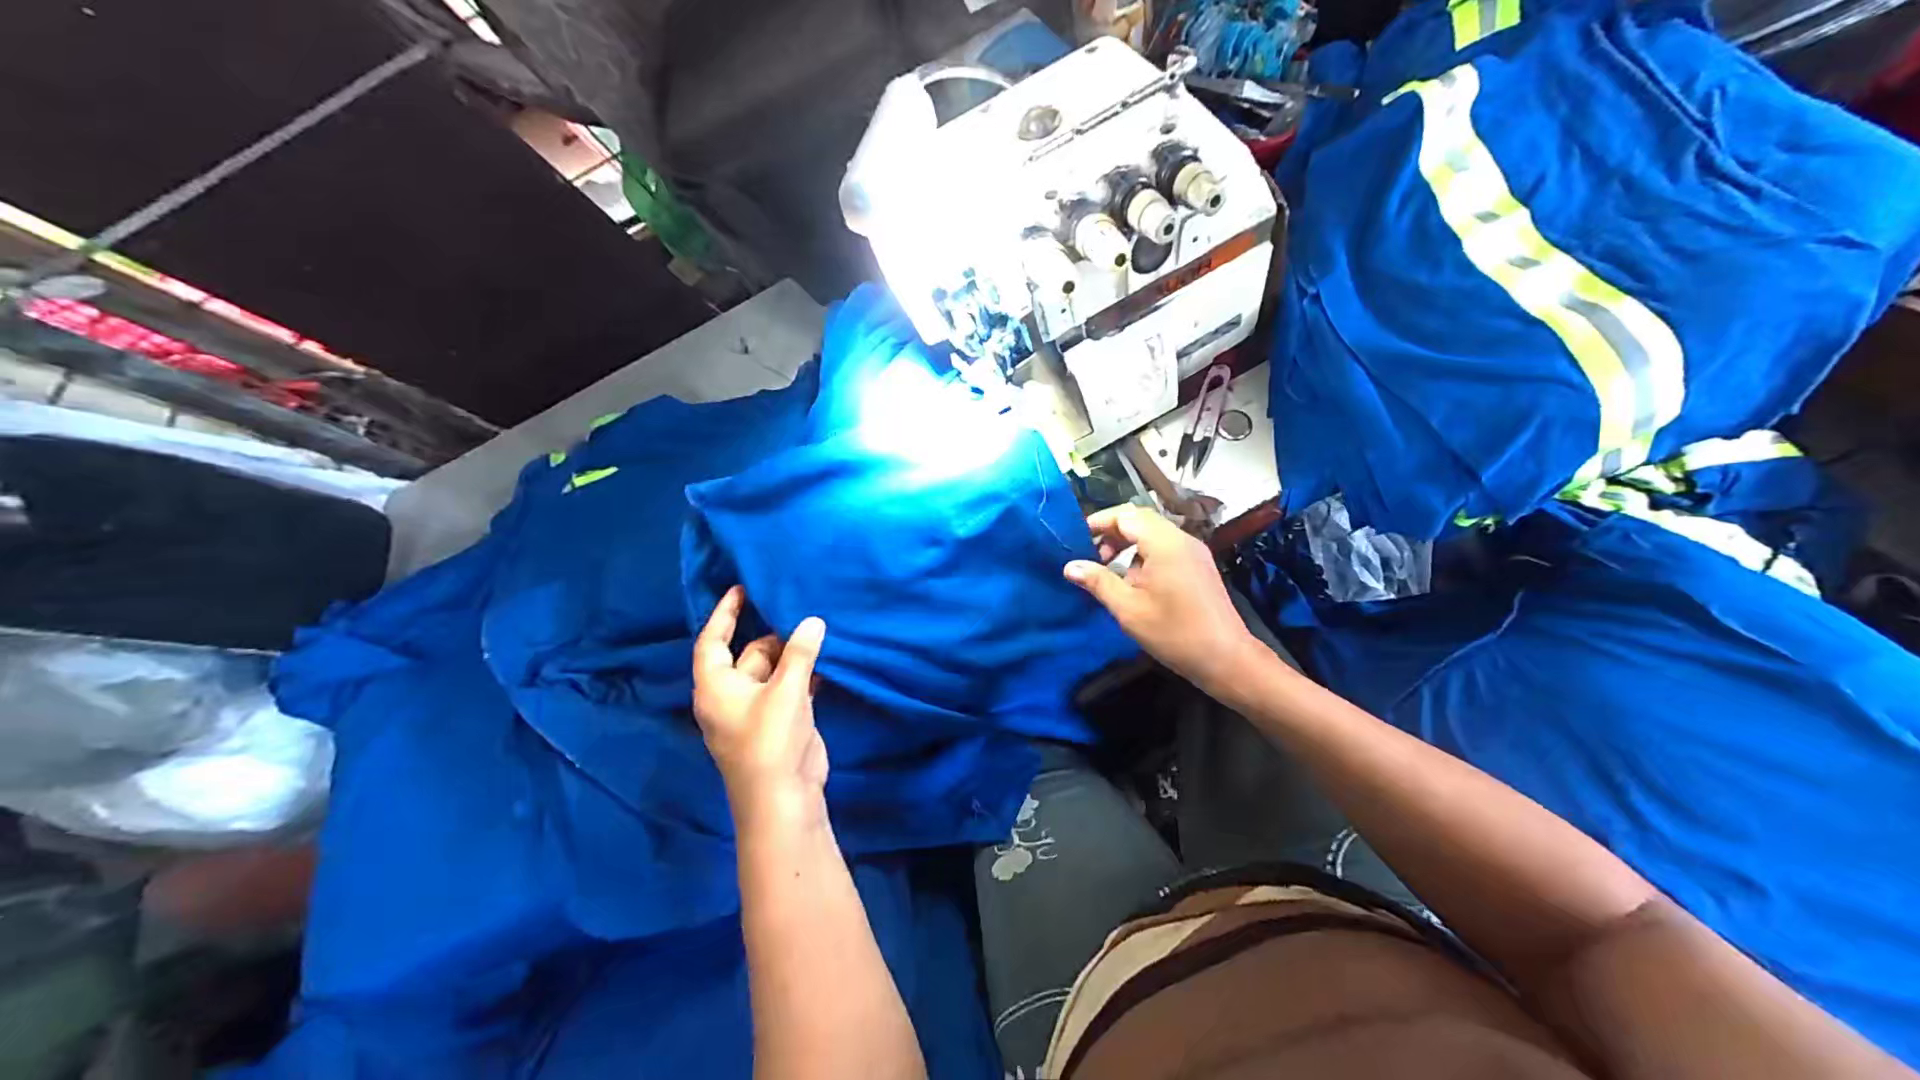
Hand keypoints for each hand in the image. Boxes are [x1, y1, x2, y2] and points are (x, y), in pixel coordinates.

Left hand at [692, 586, 830, 834]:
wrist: (784, 798)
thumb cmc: (771, 741)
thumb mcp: (786, 691)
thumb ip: (800, 653)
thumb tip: (812, 620)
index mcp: (716, 687)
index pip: (713, 641)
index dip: (725, 613)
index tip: (741, 588)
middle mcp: (732, 695)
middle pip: (749, 653)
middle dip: (773, 634)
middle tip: (799, 608)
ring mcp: (757, 709)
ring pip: (773, 670)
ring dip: (792, 653)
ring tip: (817, 627)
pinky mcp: (781, 720)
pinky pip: (789, 686)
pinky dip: (804, 672)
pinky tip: (825, 657)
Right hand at [1063, 504, 1264, 693]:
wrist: (1225, 657)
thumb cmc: (1174, 633)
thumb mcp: (1128, 609)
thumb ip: (1098, 582)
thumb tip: (1070, 566)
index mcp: (1164, 544)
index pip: (1126, 515)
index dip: (1100, 522)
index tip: (1078, 539)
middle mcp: (1181, 540)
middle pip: (1141, 519)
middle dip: (1113, 531)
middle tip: (1091, 553)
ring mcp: (1193, 551)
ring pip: (1153, 532)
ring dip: (1128, 542)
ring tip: (1108, 567)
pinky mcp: (1198, 565)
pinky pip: (1165, 546)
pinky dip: (1144, 553)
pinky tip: (1133, 580)